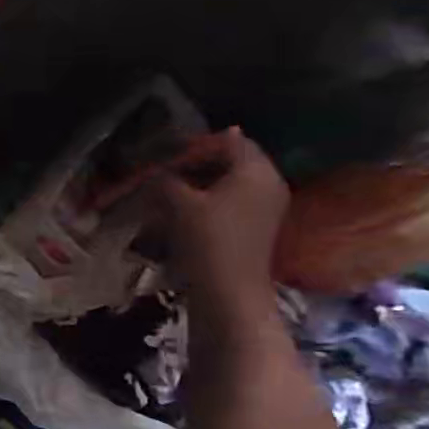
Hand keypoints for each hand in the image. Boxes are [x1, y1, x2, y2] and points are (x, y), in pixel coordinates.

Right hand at [154, 127, 289, 312]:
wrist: (229, 288)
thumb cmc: (207, 238)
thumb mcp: (180, 204)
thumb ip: (168, 180)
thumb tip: (158, 173)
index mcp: (256, 170)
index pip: (232, 141)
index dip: (199, 143)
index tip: (170, 151)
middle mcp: (270, 182)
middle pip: (235, 160)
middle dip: (201, 162)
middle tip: (169, 169)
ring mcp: (268, 205)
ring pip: (234, 181)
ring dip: (204, 181)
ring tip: (173, 189)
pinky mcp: (259, 225)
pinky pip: (236, 199)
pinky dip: (212, 197)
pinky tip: (188, 209)